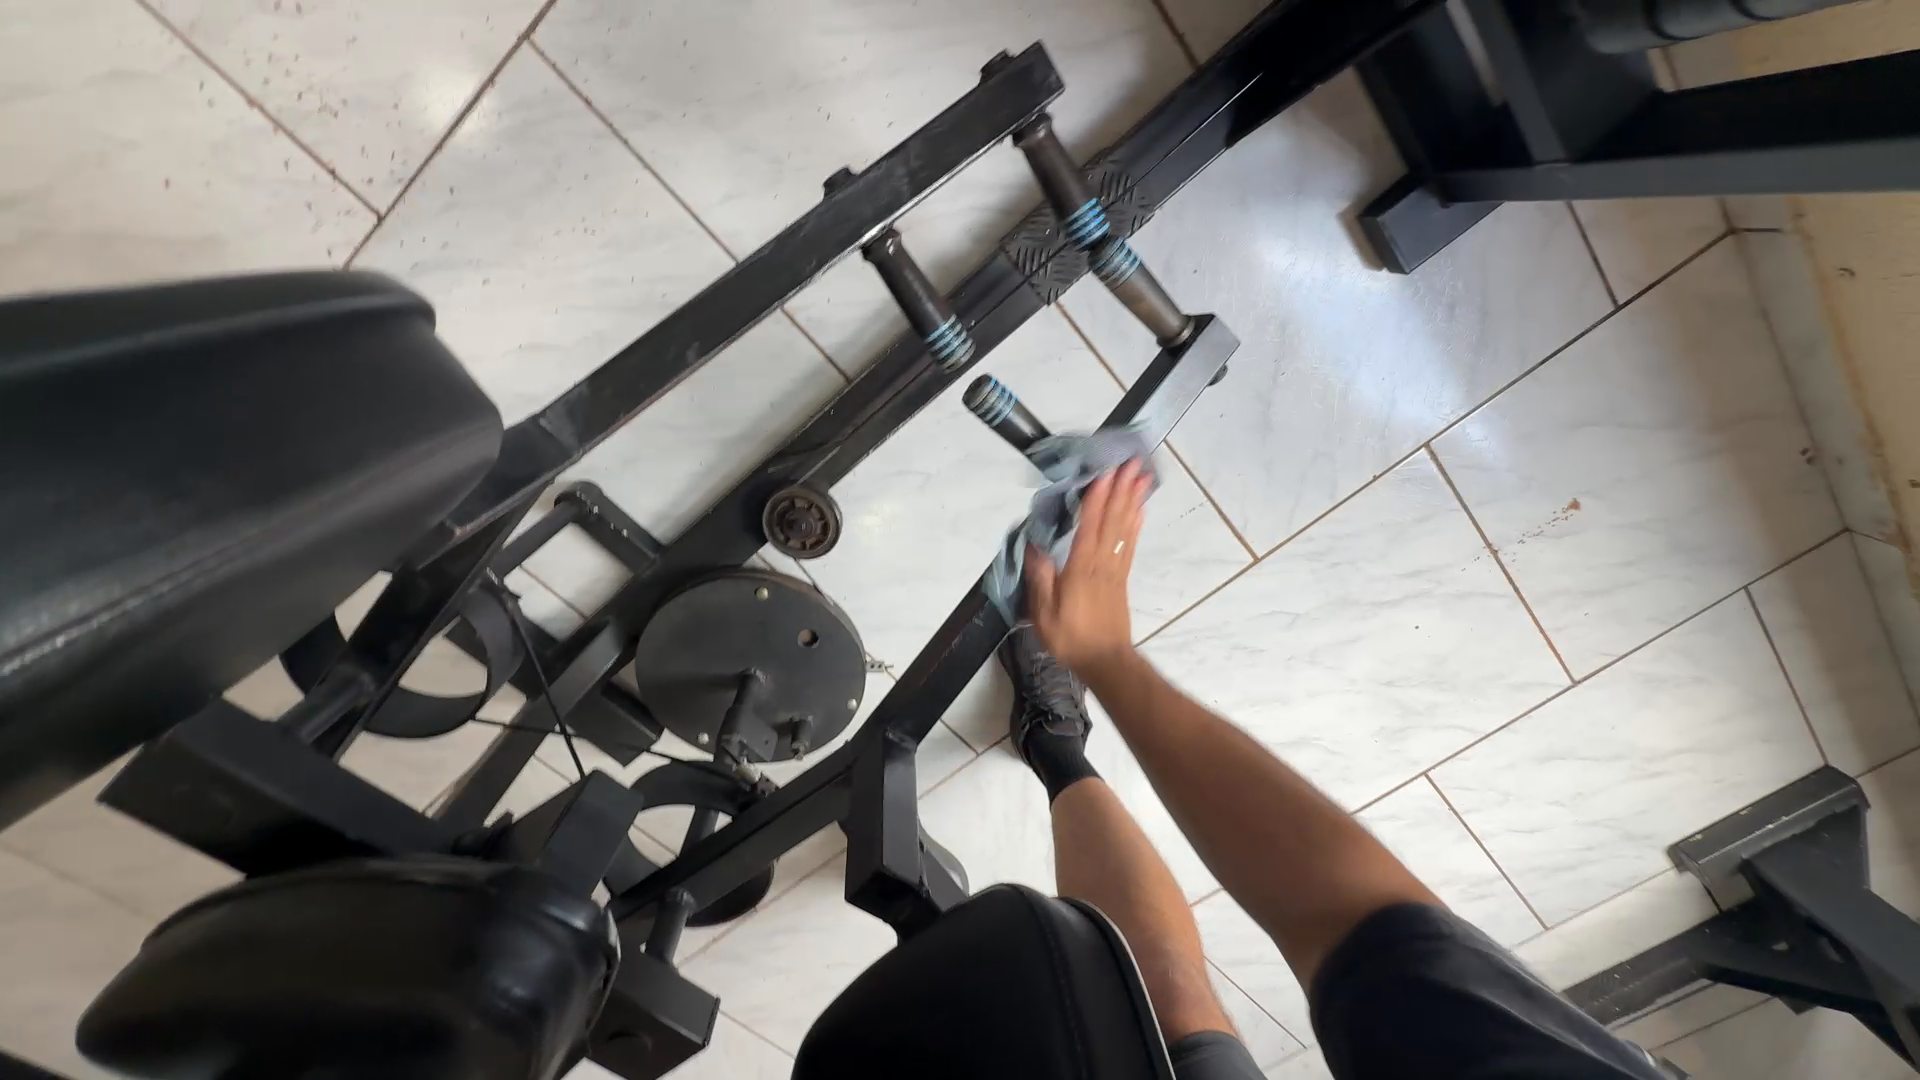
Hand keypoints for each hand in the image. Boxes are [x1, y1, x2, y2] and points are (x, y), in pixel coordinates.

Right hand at [1025, 458, 1151, 677]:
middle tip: (1131, 462)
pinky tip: (1140, 509)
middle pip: (1113, 520)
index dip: (1098, 497)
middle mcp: (1102, 563)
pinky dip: (1135, 523)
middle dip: (1121, 489)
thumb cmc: (1071, 638)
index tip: (1105, 472)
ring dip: (1133, 500)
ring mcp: (1115, 569)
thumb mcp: (1044, 613)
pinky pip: (1129, 544)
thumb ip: (1040, 578)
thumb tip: (1035, 545)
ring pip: (1125, 528)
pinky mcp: (1121, 578)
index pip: (1090, 526)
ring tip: (1141, 476)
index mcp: (1081, 569)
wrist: (1105, 661)